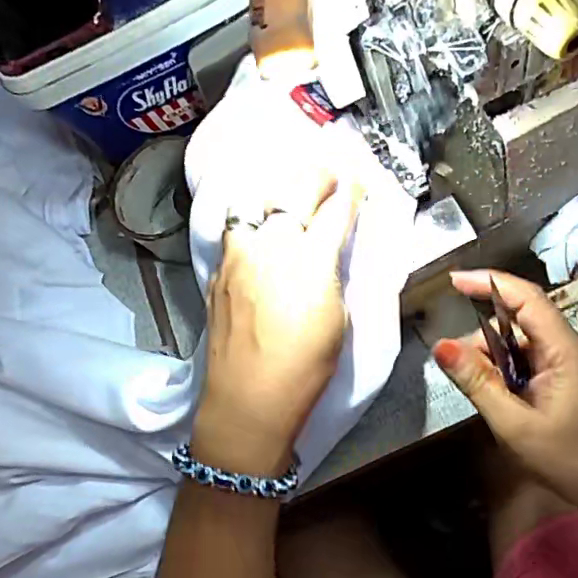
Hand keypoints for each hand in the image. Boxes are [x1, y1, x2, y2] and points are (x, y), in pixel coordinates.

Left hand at [194, 176, 361, 476]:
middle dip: (317, 178)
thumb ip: (334, 276)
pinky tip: (260, 236)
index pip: (336, 212)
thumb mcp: (338, 320)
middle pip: (293, 193)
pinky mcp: (219, 274)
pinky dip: (252, 226)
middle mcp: (271, 247)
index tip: (358, 185)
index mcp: (310, 260)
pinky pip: (235, 235)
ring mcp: (238, 257)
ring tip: (289, 202)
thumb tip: (332, 254)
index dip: (351, 195)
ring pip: (255, 207)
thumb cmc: (305, 368)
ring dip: (277, 198)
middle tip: (330, 176)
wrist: (248, 400)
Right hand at [432, 271, 577, 508]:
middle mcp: (567, 348)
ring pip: (519, 341)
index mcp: (564, 350)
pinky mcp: (561, 378)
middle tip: (453, 358)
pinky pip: (525, 360)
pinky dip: (502, 369)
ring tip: (471, 383)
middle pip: (519, 319)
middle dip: (482, 332)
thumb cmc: (568, 458)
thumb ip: (478, 382)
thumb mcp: (514, 424)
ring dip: (490, 355)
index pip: (526, 299)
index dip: (489, 282)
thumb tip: (441, 347)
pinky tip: (490, 390)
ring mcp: (566, 363)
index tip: (454, 280)